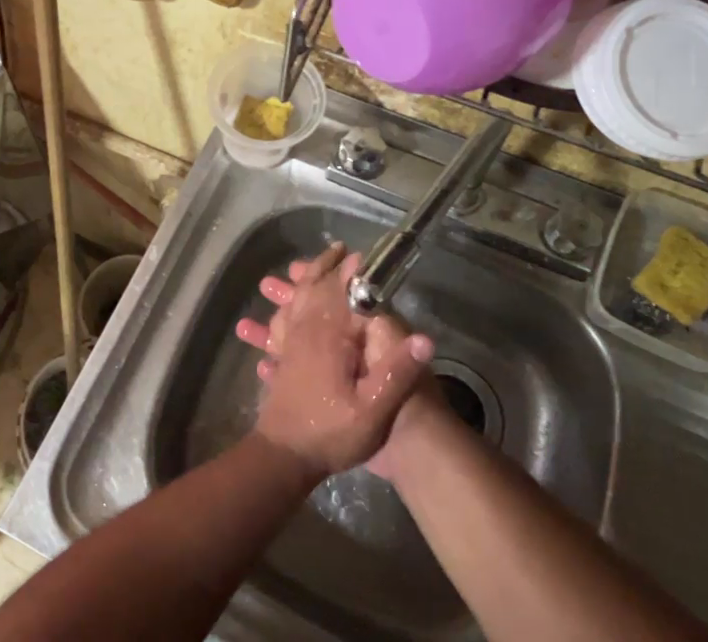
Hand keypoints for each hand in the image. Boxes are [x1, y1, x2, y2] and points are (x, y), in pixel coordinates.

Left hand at [234, 243, 433, 480]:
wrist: (282, 457)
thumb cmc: (331, 435)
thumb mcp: (373, 412)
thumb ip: (397, 374)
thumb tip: (425, 339)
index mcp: (329, 337)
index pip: (343, 294)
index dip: (354, 274)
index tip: (364, 256)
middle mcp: (306, 333)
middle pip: (315, 289)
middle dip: (327, 268)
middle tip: (340, 250)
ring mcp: (290, 345)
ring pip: (296, 302)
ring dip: (306, 281)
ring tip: (310, 266)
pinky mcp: (283, 359)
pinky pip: (282, 322)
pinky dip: (286, 307)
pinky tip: (283, 307)